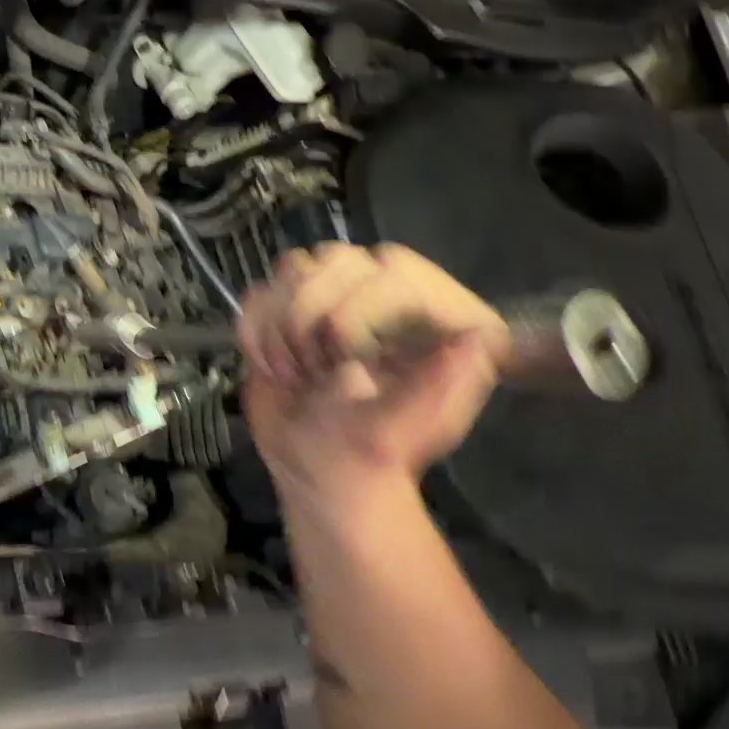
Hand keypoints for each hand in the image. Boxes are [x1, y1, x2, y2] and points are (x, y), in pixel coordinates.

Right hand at [239, 243, 507, 511]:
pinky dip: (253, 331)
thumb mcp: (415, 424)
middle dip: (310, 317)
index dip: (354, 313)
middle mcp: (383, 297)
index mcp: (429, 316)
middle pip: (336, 260)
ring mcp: (329, 300)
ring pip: (292, 269)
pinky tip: (269, 365)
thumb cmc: (374, 450)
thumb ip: (443, 381)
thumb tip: (475, 338)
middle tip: (316, 368)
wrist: (318, 467)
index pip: (390, 271)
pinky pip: (258, 293)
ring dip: (279, 325)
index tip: (345, 366)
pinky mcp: (281, 314)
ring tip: (293, 370)